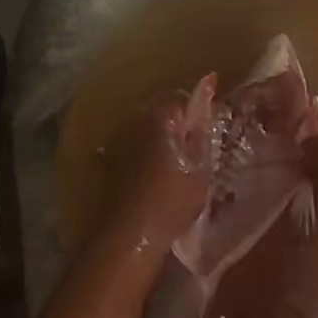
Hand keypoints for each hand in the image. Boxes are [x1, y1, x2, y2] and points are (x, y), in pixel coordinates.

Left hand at [100, 75, 216, 249]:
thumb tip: (207, 83)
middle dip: (177, 123)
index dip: (197, 115)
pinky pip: (133, 142)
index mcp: (160, 116)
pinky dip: (144, 150)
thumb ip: (203, 124)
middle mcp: (135, 117)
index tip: (207, 135)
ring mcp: (119, 136)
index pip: (182, 98)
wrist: (131, 233)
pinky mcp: (109, 155)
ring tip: (173, 163)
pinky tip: (153, 173)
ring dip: (159, 136)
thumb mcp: (201, 164)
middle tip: (193, 150)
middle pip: (161, 109)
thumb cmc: (174, 199)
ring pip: (146, 126)